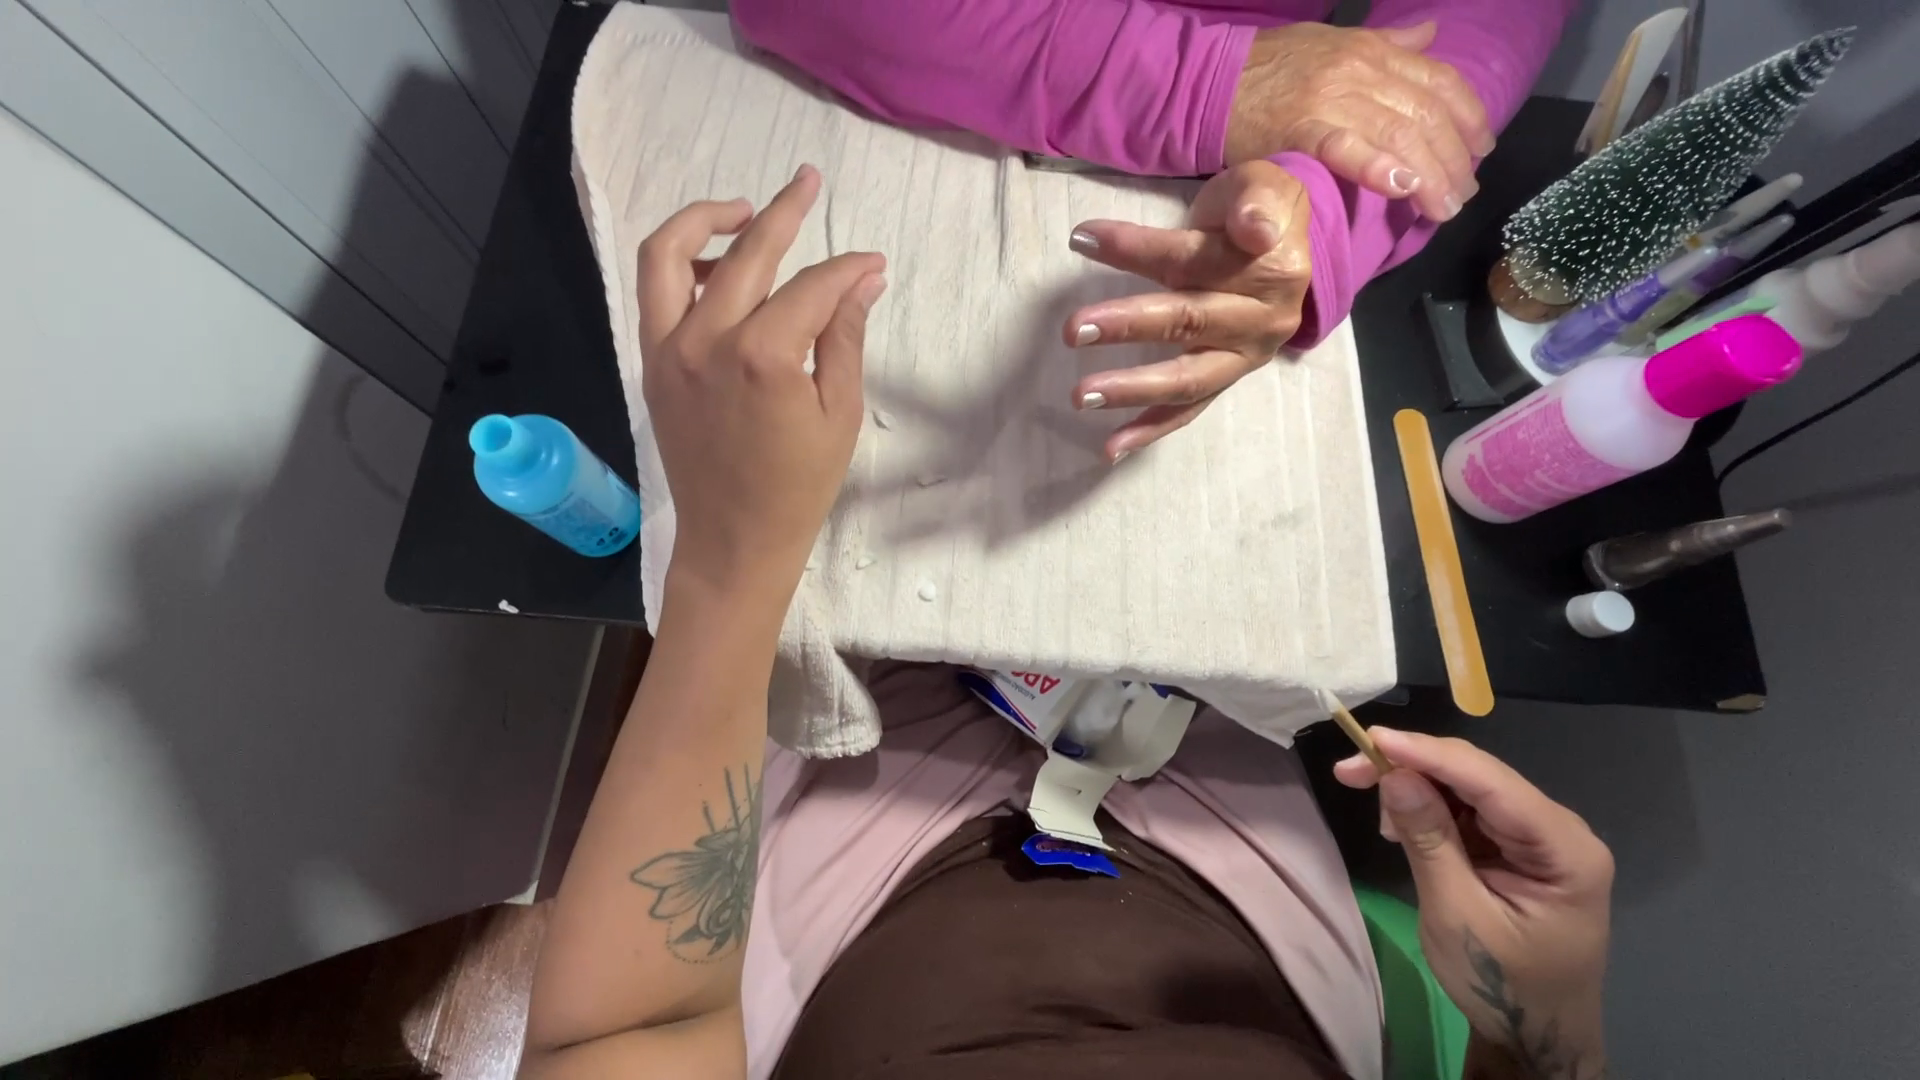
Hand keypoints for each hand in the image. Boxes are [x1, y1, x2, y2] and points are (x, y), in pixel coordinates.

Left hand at [638, 165, 886, 594]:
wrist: (733, 541)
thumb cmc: (799, 489)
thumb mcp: (840, 415)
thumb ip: (846, 337)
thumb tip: (863, 278)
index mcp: (764, 357)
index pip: (812, 287)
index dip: (848, 269)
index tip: (872, 262)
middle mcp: (708, 339)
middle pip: (746, 252)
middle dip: (785, 212)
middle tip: (809, 183)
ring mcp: (670, 349)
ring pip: (671, 253)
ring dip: (706, 218)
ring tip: (745, 212)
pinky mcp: (652, 364)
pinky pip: (656, 292)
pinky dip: (680, 264)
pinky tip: (718, 270)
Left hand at [1064, 160, 1309, 459]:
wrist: (1286, 247)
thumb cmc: (1256, 210)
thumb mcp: (1262, 185)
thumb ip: (1256, 200)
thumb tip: (1255, 228)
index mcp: (1272, 269)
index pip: (1193, 259)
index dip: (1135, 249)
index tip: (1082, 238)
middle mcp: (1262, 321)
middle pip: (1189, 322)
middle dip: (1128, 325)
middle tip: (1074, 330)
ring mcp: (1242, 360)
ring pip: (1186, 379)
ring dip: (1132, 390)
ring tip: (1081, 395)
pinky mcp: (1223, 383)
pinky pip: (1186, 412)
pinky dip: (1148, 431)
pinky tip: (1110, 449)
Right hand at [1226, 21, 1491, 221]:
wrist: (1212, 82)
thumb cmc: (1268, 68)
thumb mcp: (1334, 43)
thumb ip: (1385, 45)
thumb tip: (1427, 38)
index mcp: (1372, 52)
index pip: (1437, 82)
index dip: (1467, 116)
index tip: (1481, 149)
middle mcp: (1361, 73)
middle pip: (1424, 115)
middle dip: (1452, 157)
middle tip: (1463, 194)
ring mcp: (1331, 101)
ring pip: (1396, 134)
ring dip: (1428, 173)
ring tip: (1443, 206)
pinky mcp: (1299, 131)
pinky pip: (1346, 149)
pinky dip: (1377, 166)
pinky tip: (1402, 187)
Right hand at [1336, 729, 1613, 1078]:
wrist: (1534, 1035)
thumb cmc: (1501, 983)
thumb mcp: (1457, 914)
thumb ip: (1429, 840)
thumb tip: (1394, 776)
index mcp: (1565, 849)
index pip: (1490, 782)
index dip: (1428, 754)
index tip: (1371, 739)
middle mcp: (1559, 829)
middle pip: (1476, 774)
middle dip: (1412, 765)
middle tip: (1349, 770)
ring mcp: (1538, 834)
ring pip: (1465, 783)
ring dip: (1414, 786)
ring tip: (1377, 813)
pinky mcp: (1516, 842)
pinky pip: (1465, 805)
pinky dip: (1426, 806)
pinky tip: (1402, 825)